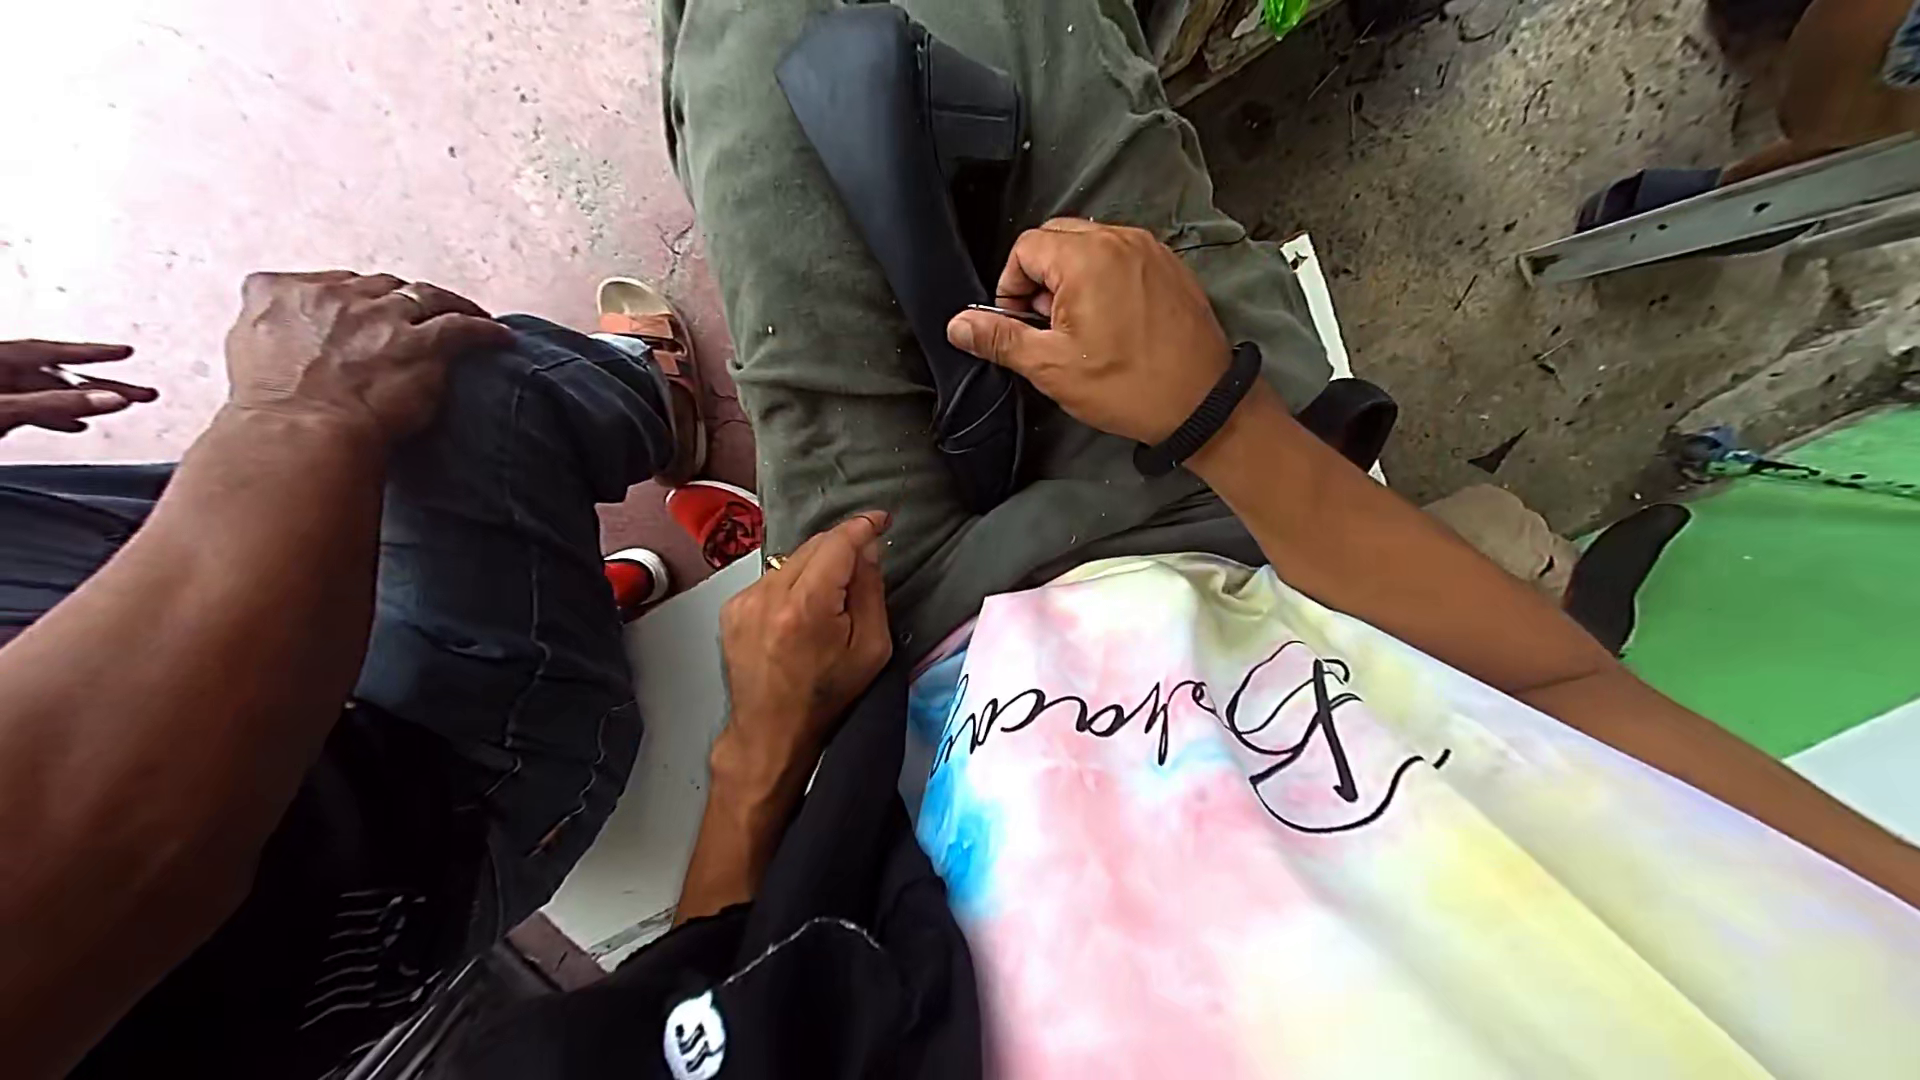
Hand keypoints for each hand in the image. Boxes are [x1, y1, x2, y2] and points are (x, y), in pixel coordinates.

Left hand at [0, 340, 158, 435]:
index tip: (125, 351)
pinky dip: (57, 414)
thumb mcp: (9, 407)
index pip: (49, 351)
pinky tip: (75, 423)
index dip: (90, 351)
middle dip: (104, 384)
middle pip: (54, 374)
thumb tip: (114, 399)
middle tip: (144, 392)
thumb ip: (60, 402)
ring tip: (122, 406)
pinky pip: (30, 408)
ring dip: (86, 400)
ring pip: (45, 392)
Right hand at [224, 272, 513, 444]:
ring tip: (475, 317)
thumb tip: (290, 337)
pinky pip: (465, 326)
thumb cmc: (277, 408)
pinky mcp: (421, 343)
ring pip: (429, 297)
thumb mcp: (250, 349)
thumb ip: (271, 329)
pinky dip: (487, 330)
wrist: (303, 428)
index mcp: (280, 291)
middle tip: (432, 316)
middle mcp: (334, 296)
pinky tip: (502, 337)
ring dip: (454, 306)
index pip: (336, 281)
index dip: (367, 296)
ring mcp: (381, 317)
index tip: (384, 310)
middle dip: (410, 300)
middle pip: (386, 287)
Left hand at [714, 511, 893, 795]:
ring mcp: (745, 600)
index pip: (837, 543)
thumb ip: (871, 589)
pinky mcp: (734, 607)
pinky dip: (795, 581)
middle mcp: (768, 596)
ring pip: (793, 557)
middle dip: (843, 547)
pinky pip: (774, 576)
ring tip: (831, 598)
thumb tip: (868, 549)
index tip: (879, 520)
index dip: (862, 526)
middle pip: (814, 544)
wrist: (772, 730)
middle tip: (864, 565)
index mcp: (806, 607)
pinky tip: (803, 610)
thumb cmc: (826, 696)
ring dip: (818, 564)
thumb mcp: (871, 647)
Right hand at [944, 218, 1231, 443]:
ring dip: (1069, 280)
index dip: (1010, 286)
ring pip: (1088, 247)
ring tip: (1079, 329)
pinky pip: (1120, 257)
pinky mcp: (1168, 267)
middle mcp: (1120, 241)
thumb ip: (1001, 339)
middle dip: (1038, 279)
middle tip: (1046, 326)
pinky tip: (1108, 324)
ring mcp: (1149, 251)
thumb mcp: (1051, 367)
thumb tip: (959, 325)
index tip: (1019, 322)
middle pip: (1055, 239)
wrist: (1201, 403)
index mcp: (1087, 258)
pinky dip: (1101, 281)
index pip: (1024, 247)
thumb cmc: (1129, 386)